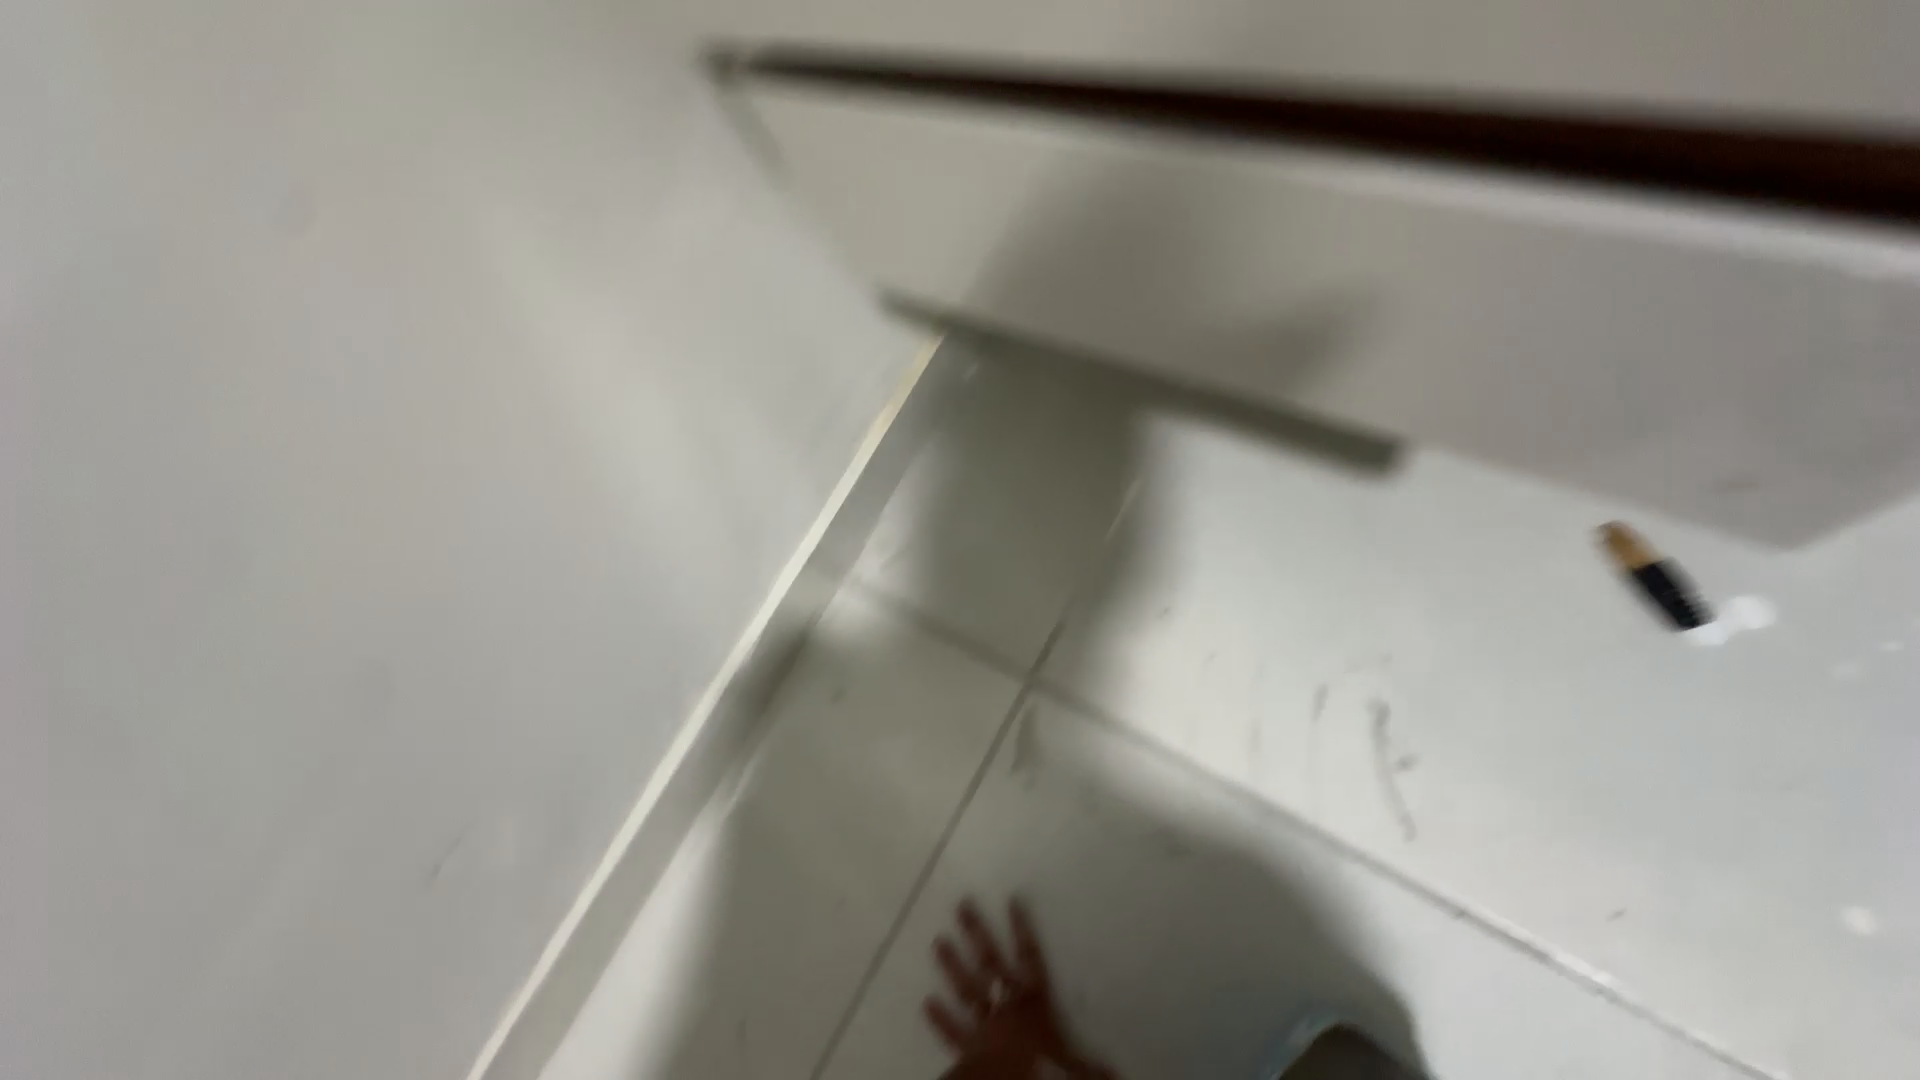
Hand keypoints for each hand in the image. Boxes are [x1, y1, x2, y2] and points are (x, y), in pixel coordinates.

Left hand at [925, 898, 1113, 1079]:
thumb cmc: (1043, 1069)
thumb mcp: (1074, 1067)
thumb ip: (1089, 1066)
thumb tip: (1116, 1073)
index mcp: (1033, 1003)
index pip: (1029, 959)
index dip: (1022, 929)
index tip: (1011, 900)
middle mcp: (1006, 1006)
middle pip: (989, 963)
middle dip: (976, 933)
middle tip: (961, 906)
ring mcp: (983, 1024)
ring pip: (966, 989)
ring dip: (952, 966)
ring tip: (937, 941)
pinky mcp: (966, 1048)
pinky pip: (954, 1032)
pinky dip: (940, 1019)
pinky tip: (926, 1003)